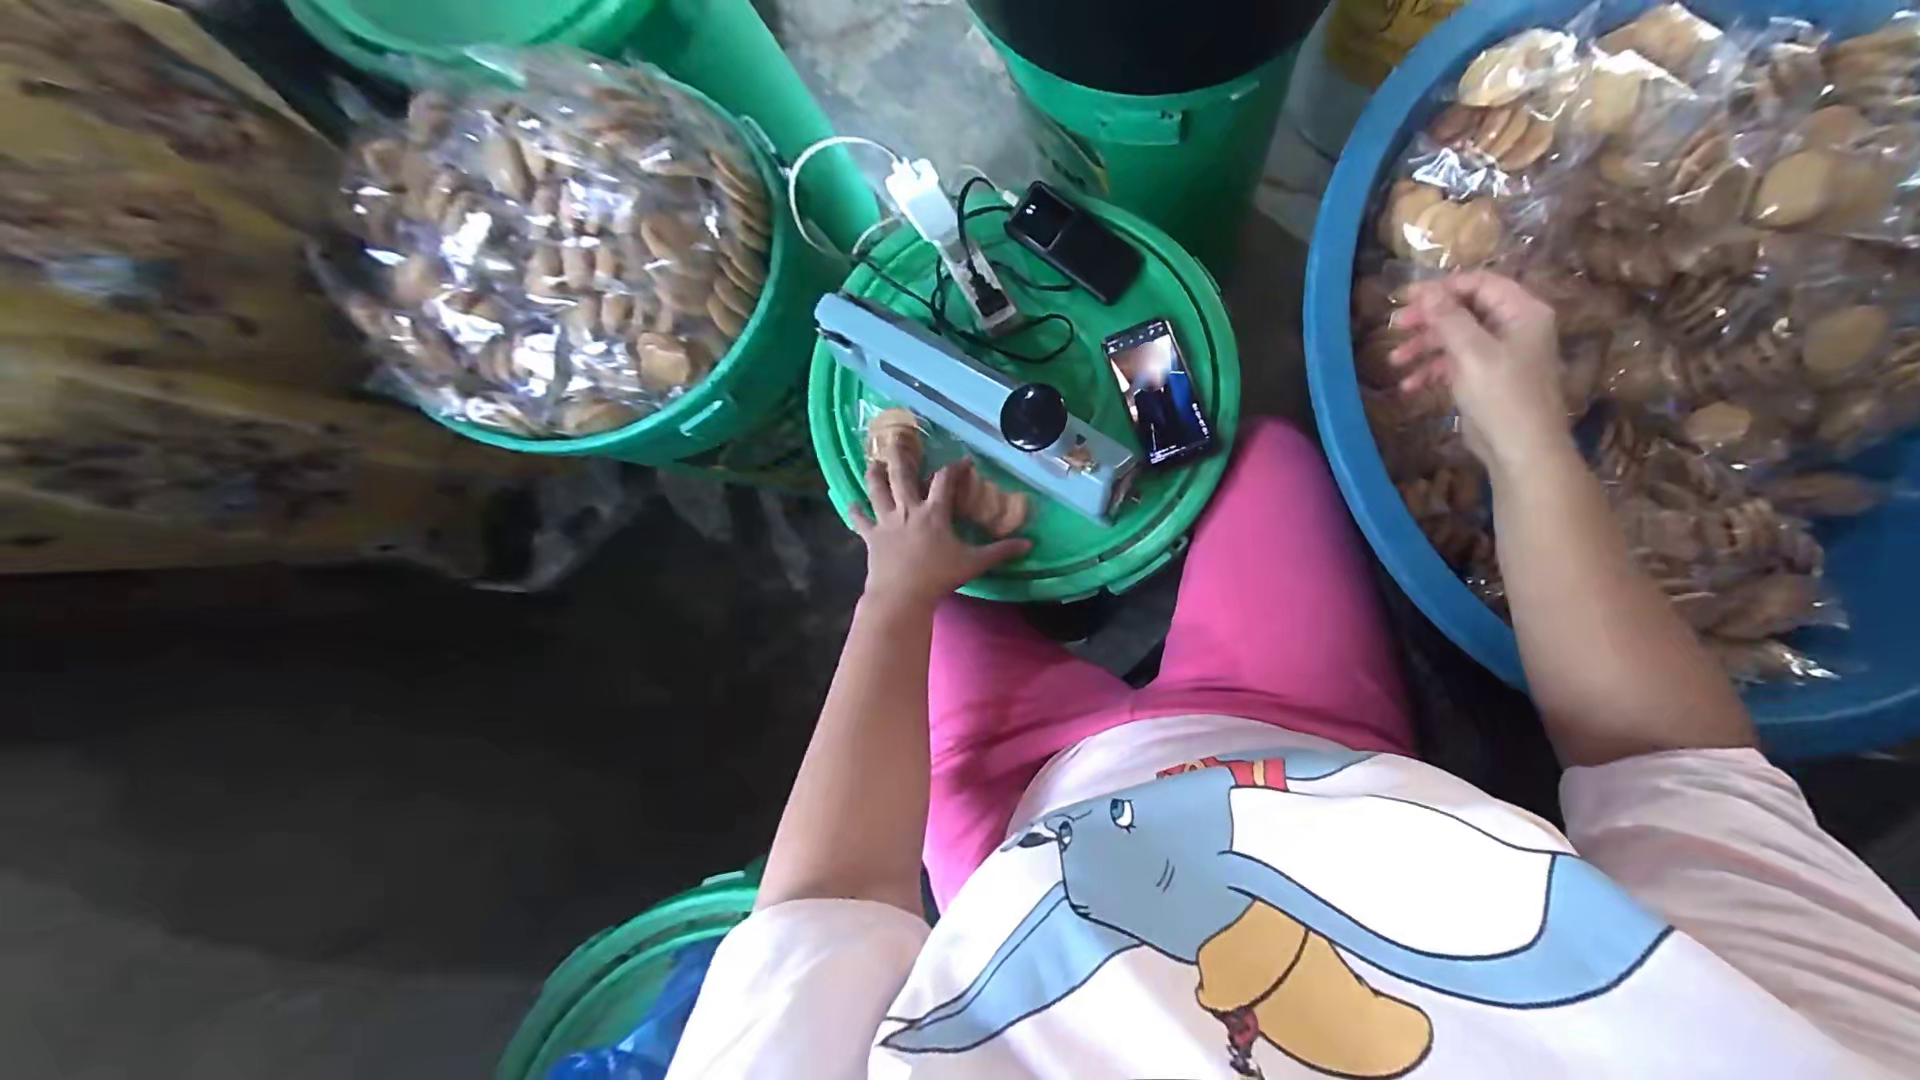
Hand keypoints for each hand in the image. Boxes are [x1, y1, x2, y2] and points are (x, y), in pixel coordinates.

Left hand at [851, 450, 1030, 613]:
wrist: (902, 595)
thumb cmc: (939, 577)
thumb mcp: (974, 563)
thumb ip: (1000, 552)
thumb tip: (1028, 543)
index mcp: (934, 512)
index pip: (946, 480)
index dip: (955, 467)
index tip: (963, 460)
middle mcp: (908, 509)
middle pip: (901, 474)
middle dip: (900, 454)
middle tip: (896, 438)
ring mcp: (886, 521)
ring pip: (877, 490)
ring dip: (874, 475)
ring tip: (873, 462)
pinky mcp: (871, 537)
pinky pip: (860, 520)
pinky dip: (855, 511)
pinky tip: (849, 503)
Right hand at [1389, 272, 1573, 473]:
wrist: (1520, 447)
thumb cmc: (1502, 395)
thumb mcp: (1472, 353)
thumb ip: (1449, 319)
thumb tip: (1427, 291)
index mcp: (1521, 312)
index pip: (1480, 284)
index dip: (1442, 288)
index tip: (1405, 299)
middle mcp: (1512, 327)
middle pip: (1463, 311)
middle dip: (1428, 320)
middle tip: (1395, 328)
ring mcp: (1497, 353)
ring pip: (1453, 338)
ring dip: (1423, 347)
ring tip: (1395, 362)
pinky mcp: (1483, 377)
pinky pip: (1452, 364)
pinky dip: (1430, 370)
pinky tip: (1409, 386)